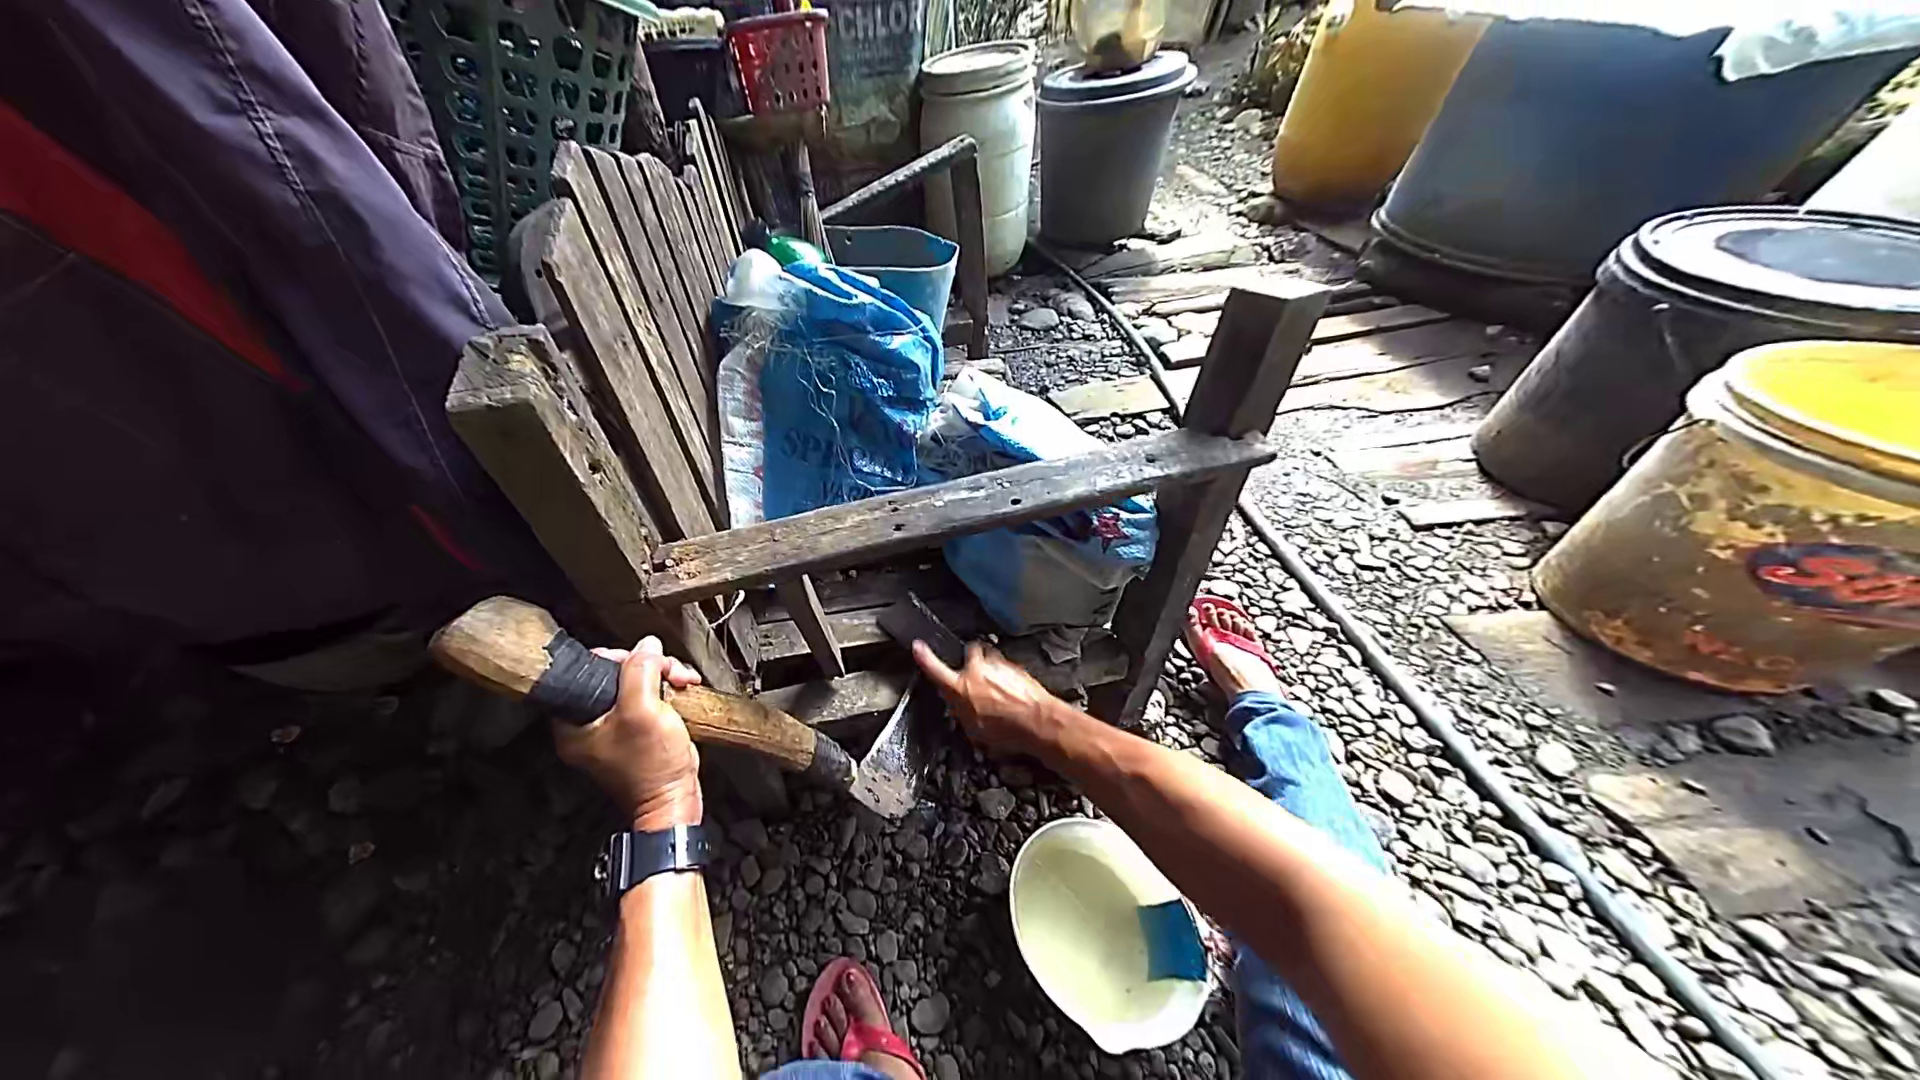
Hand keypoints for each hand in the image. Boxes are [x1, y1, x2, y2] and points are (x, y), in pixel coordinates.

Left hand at [553, 636, 705, 829]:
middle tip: (670, 672)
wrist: (676, 800)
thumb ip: (642, 671)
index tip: (641, 660)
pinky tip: (683, 689)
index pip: (587, 672)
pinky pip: (649, 698)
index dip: (617, 659)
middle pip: (616, 675)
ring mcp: (615, 730)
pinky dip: (667, 690)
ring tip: (683, 681)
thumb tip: (647, 646)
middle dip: (649, 667)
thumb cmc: (653, 767)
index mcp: (574, 724)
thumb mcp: (644, 709)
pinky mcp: (637, 733)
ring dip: (664, 676)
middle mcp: (589, 726)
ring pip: (637, 684)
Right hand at [913, 641, 1066, 759]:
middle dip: (970, 660)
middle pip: (969, 652)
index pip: (934, 669)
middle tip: (974, 675)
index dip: (924, 656)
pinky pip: (1007, 667)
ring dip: (991, 668)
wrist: (1038, 723)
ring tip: (996, 687)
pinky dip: (1007, 676)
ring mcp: (999, 666)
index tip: (918, 646)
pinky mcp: (1017, 668)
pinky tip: (1013, 694)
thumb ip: (964, 715)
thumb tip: (964, 713)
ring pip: (990, 657)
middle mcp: (978, 671)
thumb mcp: (975, 733)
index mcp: (960, 688)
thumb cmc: (1008, 732)